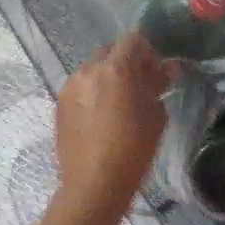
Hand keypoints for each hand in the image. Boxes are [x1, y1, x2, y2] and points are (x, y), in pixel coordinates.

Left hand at [56, 32, 169, 217]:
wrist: (94, 183)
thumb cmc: (133, 151)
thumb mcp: (155, 116)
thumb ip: (158, 86)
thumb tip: (165, 70)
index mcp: (115, 69)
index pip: (133, 40)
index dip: (148, 53)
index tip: (156, 73)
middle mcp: (87, 71)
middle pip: (110, 52)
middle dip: (126, 63)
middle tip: (140, 87)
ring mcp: (69, 87)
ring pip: (92, 70)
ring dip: (108, 78)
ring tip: (119, 105)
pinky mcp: (59, 105)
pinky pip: (80, 88)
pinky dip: (93, 93)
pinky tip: (101, 118)